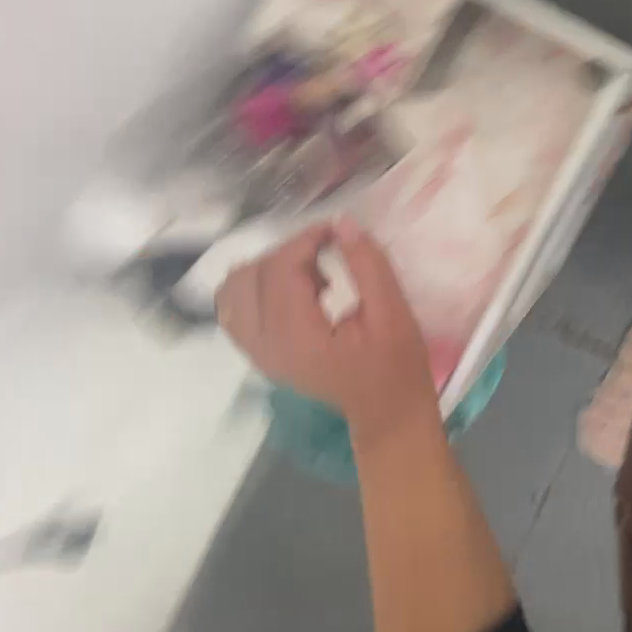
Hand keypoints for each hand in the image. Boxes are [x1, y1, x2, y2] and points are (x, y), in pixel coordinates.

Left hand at [218, 217, 439, 446]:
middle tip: (330, 250)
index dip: (304, 240)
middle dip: (288, 252)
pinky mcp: (259, 353)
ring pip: (234, 291)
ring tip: (313, 272)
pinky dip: (261, 288)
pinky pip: (237, 309)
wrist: (387, 407)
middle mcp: (263, 345)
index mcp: (296, 336)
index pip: (279, 271)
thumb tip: (344, 224)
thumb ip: (368, 265)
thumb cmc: (397, 361)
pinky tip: (299, 291)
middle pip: (250, 276)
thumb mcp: (393, 310)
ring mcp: (256, 352)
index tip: (336, 228)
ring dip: (271, 269)